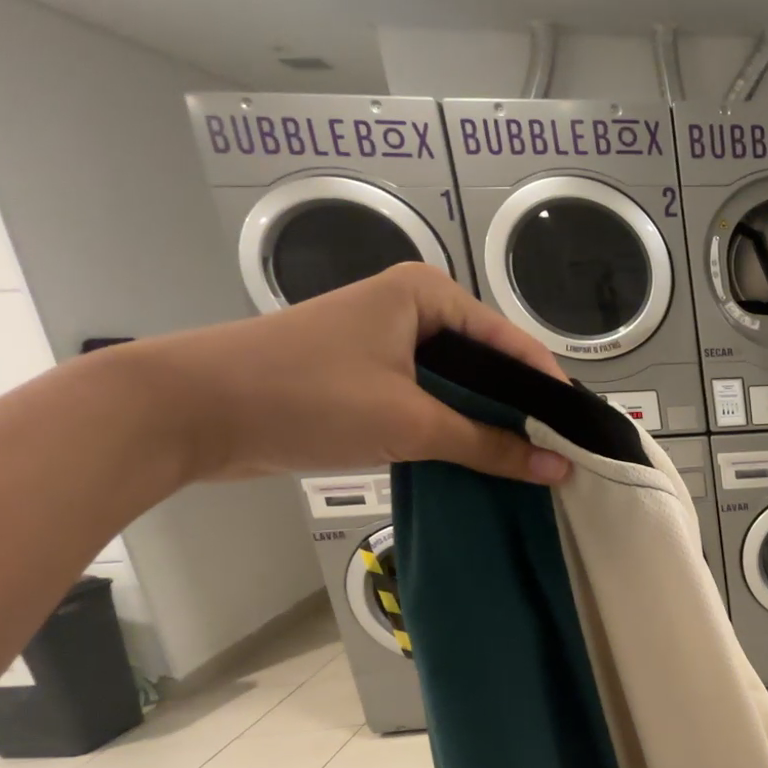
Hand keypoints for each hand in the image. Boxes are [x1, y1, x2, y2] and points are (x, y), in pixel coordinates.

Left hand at [127, 262, 571, 484]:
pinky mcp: (368, 378)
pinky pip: (433, 403)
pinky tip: (485, 464)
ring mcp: (388, 344)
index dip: (551, 396)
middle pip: (492, 367)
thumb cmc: (304, 397)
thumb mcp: (409, 424)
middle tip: (563, 461)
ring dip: (491, 427)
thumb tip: (562, 471)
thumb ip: (492, 448)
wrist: (184, 413)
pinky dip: (457, 431)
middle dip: (524, 414)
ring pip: (463, 389)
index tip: (583, 442)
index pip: (516, 347)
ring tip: (534, 468)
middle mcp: (413, 310)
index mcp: (428, 296)